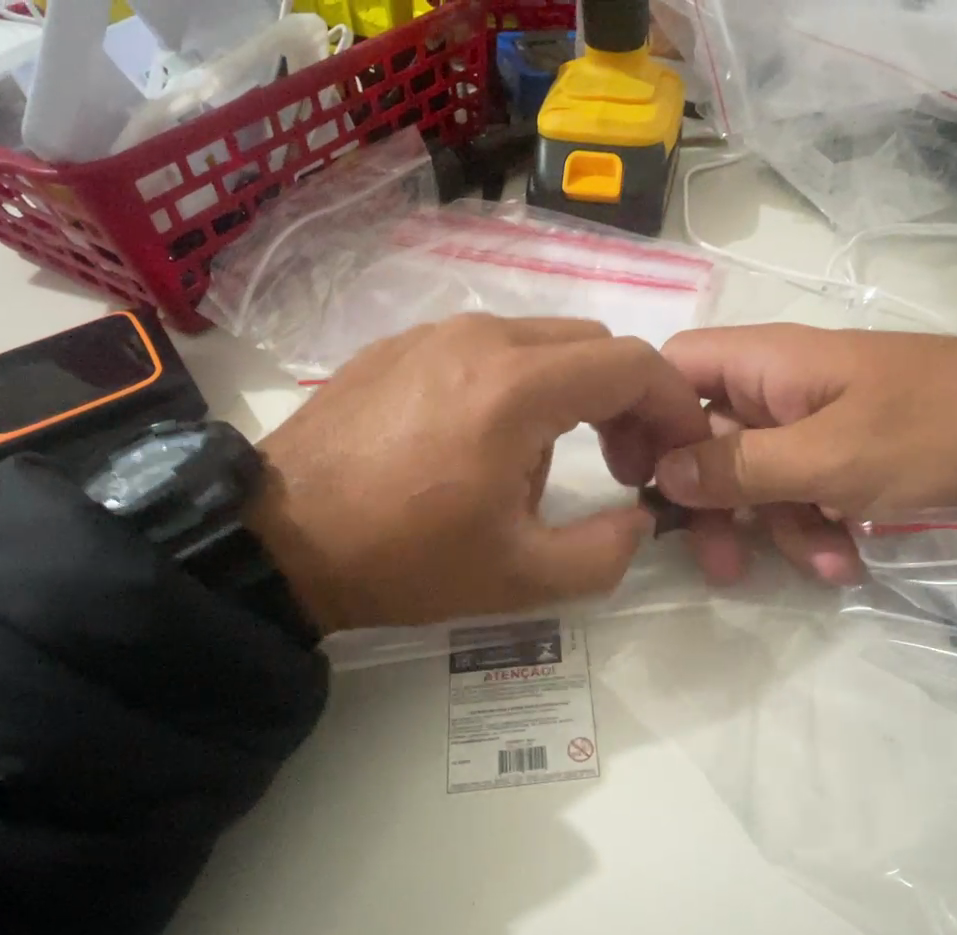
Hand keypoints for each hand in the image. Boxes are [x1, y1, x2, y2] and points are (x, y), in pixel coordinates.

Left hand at [245, 315, 710, 632]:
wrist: (278, 540)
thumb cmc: (405, 560)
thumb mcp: (522, 579)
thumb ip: (607, 552)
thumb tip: (639, 518)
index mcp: (518, 388)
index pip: (633, 365)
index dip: (674, 406)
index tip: (677, 451)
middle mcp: (481, 338)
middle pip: (593, 344)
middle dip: (626, 400)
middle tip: (619, 465)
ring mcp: (433, 333)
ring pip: (540, 342)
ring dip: (570, 394)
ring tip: (537, 466)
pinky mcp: (397, 345)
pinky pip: (484, 348)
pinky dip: (515, 384)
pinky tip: (479, 443)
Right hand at [653, 325, 956, 584]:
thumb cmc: (935, 430)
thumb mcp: (829, 459)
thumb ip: (738, 468)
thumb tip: (660, 474)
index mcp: (765, 363)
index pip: (670, 372)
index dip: (645, 422)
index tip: (641, 484)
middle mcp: (777, 386)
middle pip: (706, 437)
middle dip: (713, 503)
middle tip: (717, 562)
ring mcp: (812, 419)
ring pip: (756, 475)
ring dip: (776, 527)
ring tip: (824, 565)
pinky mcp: (843, 449)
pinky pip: (800, 488)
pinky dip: (814, 524)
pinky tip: (845, 557)